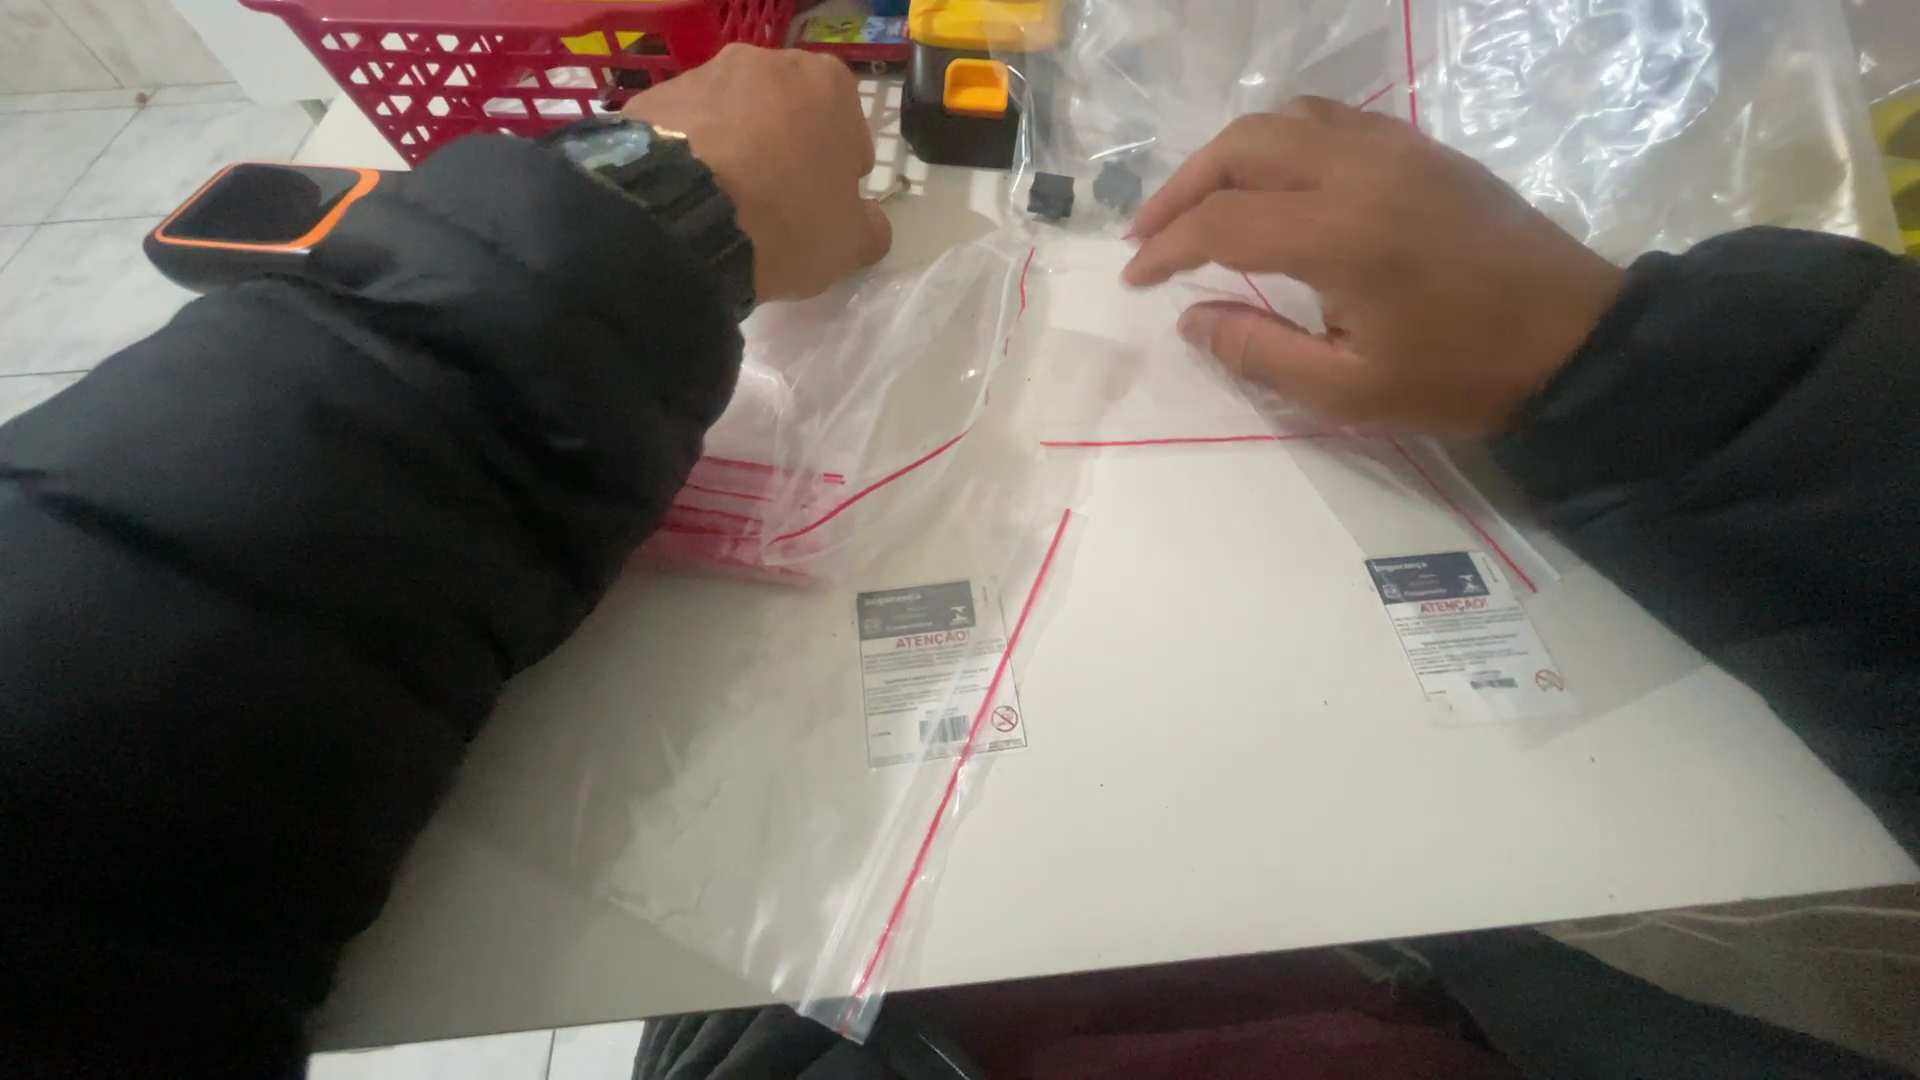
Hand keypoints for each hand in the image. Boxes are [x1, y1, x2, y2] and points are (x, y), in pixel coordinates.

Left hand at [623, 45, 890, 302]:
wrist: (682, 221)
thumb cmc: (789, 224)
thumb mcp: (853, 244)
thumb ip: (872, 228)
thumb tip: (868, 221)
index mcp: (828, 85)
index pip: (850, 128)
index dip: (843, 172)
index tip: (829, 206)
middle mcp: (767, 62)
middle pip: (791, 115)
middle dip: (791, 153)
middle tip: (782, 207)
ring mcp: (704, 73)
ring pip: (738, 119)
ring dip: (741, 152)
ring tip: (731, 207)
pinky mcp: (654, 98)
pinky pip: (690, 131)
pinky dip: (697, 158)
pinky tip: (694, 200)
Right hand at [1123, 97, 1624, 433]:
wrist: (1574, 342)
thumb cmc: (1454, 377)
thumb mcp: (1343, 390)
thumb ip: (1254, 351)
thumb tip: (1190, 318)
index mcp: (1339, 236)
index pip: (1220, 222)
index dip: (1165, 248)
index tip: (1134, 279)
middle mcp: (1361, 171)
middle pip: (1241, 148)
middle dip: (1178, 190)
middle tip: (1145, 236)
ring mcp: (1395, 150)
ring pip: (1282, 121)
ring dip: (1222, 159)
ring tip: (1193, 205)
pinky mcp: (1420, 149)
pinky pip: (1328, 121)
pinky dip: (1274, 144)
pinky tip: (1264, 184)